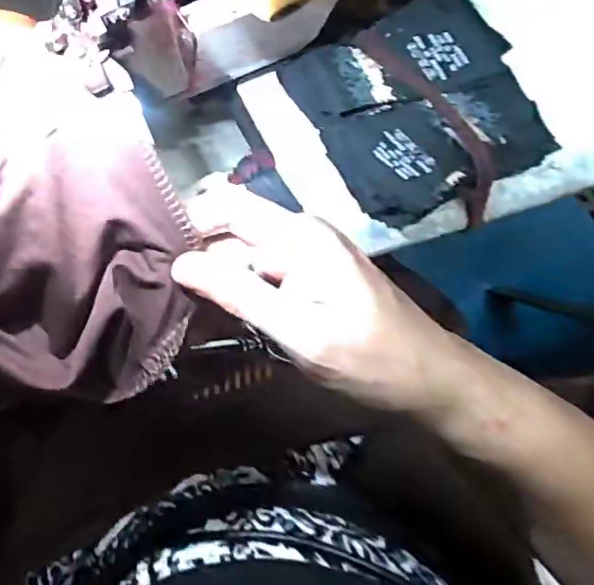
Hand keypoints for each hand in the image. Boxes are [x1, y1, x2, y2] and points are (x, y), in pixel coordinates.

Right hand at [173, 183, 491, 424]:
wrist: (439, 387)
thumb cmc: (373, 360)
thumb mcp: (302, 333)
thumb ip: (238, 295)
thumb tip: (178, 265)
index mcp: (299, 235)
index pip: (227, 205)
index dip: (188, 220)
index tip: (154, 250)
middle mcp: (297, 232)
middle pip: (228, 228)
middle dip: (193, 251)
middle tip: (159, 283)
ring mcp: (302, 252)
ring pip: (238, 250)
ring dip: (210, 273)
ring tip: (178, 300)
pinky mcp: (304, 273)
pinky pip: (255, 269)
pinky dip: (231, 286)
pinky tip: (212, 309)